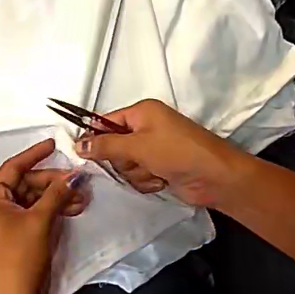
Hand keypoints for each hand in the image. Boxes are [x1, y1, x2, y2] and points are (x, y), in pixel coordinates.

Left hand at [0, 139, 88, 293]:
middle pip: (25, 184)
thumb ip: (57, 194)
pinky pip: (33, 215)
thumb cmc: (20, 260)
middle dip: (53, 182)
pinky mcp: (14, 238)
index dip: (35, 155)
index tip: (54, 144)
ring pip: (32, 200)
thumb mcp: (40, 221)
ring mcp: (2, 225)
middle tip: (78, 182)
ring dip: (56, 198)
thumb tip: (73, 176)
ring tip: (81, 199)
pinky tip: (71, 209)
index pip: (12, 168)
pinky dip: (51, 211)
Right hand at [75, 99, 250, 207]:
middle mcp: (146, 127)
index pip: (106, 121)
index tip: (83, 153)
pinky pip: (138, 176)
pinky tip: (160, 180)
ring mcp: (153, 149)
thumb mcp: (138, 146)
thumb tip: (78, 144)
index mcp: (142, 112)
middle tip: (136, 162)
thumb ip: (105, 146)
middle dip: (123, 160)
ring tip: (154, 172)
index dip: (94, 137)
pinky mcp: (159, 168)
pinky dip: (146, 181)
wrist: (215, 177)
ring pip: (125, 165)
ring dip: (136, 173)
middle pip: (113, 146)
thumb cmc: (178, 152)